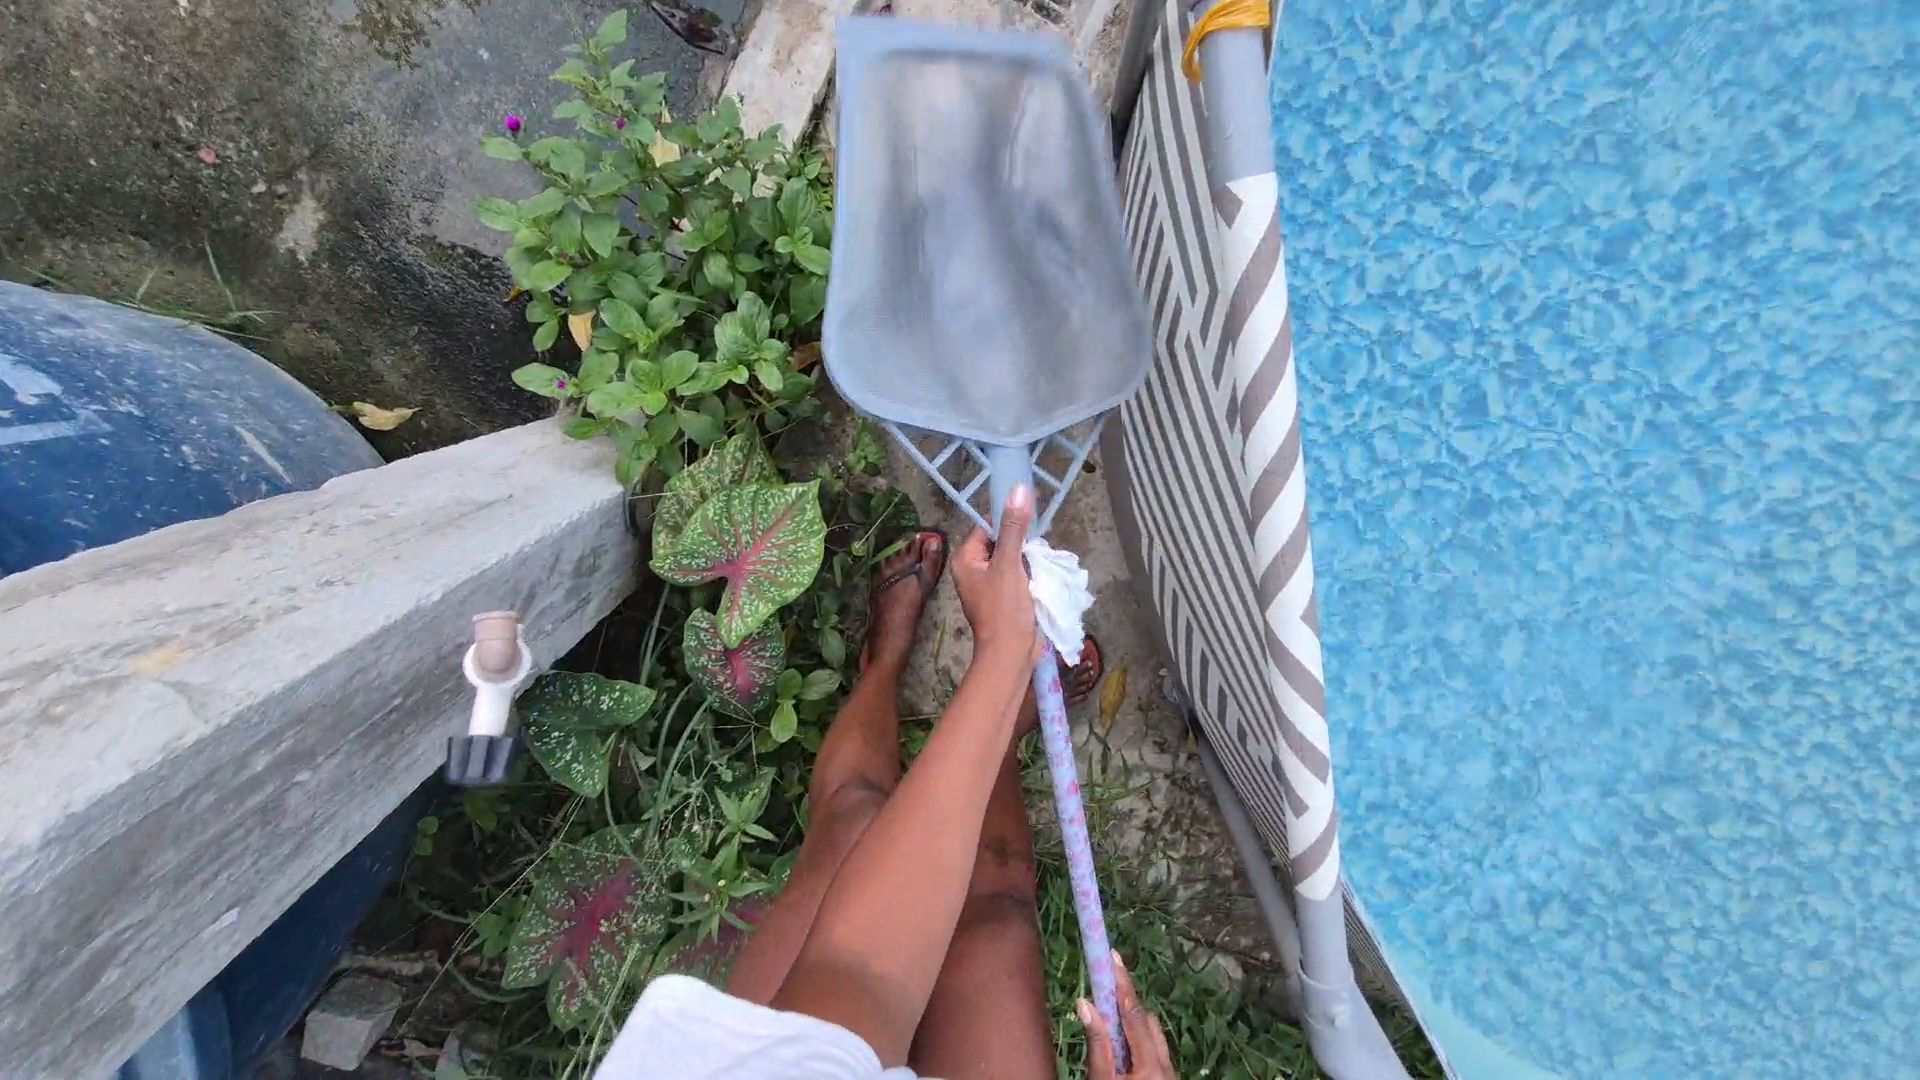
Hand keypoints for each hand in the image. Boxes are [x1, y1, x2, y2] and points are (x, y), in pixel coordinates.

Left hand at [951, 485, 1037, 666]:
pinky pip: (1019, 575)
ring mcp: (989, 584)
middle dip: (1022, 544)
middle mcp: (974, 569)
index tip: (1029, 524)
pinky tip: (1040, 580)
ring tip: (1037, 569)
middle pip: (1002, 541)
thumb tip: (1019, 489)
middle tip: (1034, 553)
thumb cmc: (1004, 609)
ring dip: (1029, 560)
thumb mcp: (1010, 564)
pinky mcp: (1005, 596)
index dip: (1008, 523)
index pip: (987, 526)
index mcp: (965, 559)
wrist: (1011, 654)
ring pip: (1013, 558)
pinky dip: (1031, 575)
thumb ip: (1014, 528)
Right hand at [1082, 954, 1176, 1079]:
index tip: (1113, 956)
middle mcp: (1167, 1065)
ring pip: (1155, 1036)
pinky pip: (1157, 1051)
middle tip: (1105, 994)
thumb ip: (1097, 1044)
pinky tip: (1124, 1049)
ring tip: (1112, 1024)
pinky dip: (1141, 1042)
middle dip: (1128, 1005)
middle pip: (1149, 1021)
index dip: (1122, 983)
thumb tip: (1084, 1002)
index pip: (1135, 1014)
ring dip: (1135, 1025)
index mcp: (1150, 1064)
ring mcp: (1171, 1074)